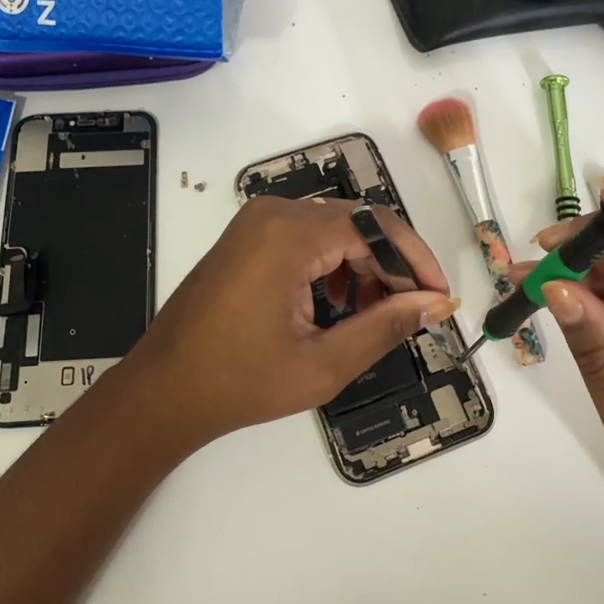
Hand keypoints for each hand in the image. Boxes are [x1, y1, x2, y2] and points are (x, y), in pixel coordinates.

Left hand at [121, 196, 458, 446]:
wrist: (164, 390)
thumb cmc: (240, 381)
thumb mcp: (323, 363)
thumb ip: (385, 326)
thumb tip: (436, 304)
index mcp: (289, 234)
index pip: (375, 225)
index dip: (415, 259)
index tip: (439, 297)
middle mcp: (272, 213)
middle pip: (355, 222)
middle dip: (390, 264)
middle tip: (412, 311)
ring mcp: (254, 223)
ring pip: (332, 228)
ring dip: (362, 265)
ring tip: (372, 315)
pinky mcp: (246, 237)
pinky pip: (305, 236)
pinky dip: (331, 264)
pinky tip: (337, 306)